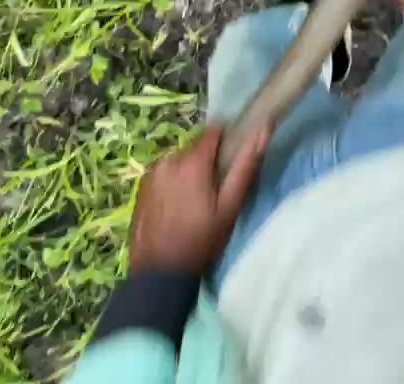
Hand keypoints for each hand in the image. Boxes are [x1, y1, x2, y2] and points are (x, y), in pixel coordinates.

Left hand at [128, 126, 267, 273]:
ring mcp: (151, 173)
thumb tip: (262, 129)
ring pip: (178, 160)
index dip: (225, 139)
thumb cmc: (201, 240)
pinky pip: (163, 173)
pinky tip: (176, 206)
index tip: (231, 157)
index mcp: (192, 161)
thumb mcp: (229, 206)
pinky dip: (173, 181)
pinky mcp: (141, 188)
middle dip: (206, 159)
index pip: (212, 131)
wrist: (158, 274)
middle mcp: (169, 159)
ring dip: (188, 170)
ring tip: (194, 200)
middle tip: (215, 187)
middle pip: (195, 147)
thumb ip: (245, 166)